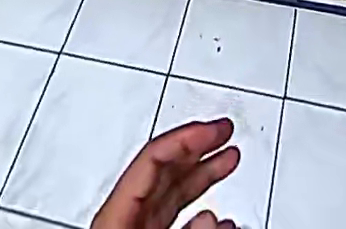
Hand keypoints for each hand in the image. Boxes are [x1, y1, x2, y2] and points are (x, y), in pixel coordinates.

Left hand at [92, 118, 241, 228]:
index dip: (188, 135)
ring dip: (205, 174)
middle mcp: (124, 219)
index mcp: (115, 214)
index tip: (216, 127)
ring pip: (173, 195)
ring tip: (230, 157)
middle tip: (225, 128)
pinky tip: (221, 215)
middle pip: (164, 168)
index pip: (153, 155)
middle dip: (200, 145)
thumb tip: (212, 216)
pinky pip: (176, 223)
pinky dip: (201, 214)